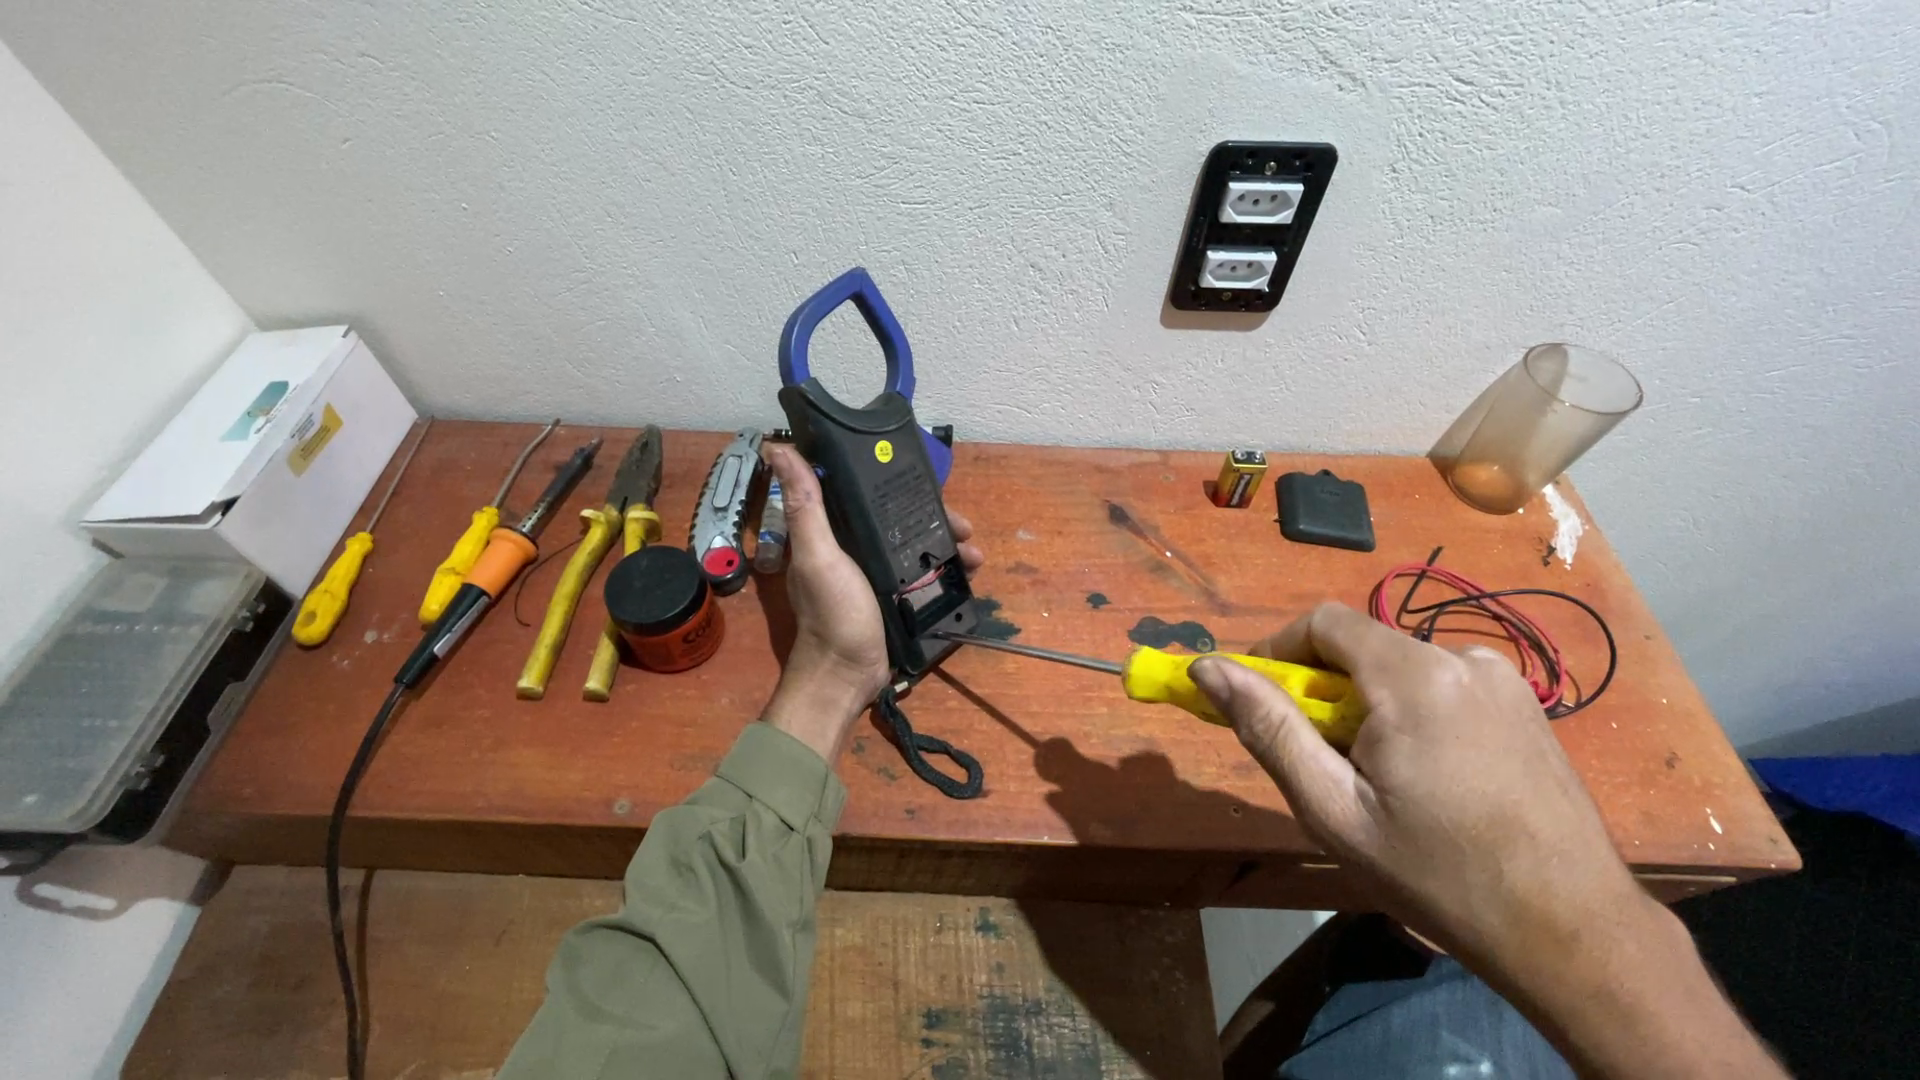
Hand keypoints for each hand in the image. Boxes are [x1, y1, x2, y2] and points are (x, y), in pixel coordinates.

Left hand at [760, 446, 983, 762]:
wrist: (848, 675)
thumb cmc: (832, 613)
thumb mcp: (819, 556)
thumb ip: (806, 507)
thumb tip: (777, 449)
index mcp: (834, 532)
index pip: (866, 495)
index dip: (894, 483)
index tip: (925, 480)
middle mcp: (856, 548)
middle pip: (901, 520)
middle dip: (935, 517)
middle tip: (962, 524)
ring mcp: (879, 574)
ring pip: (920, 546)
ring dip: (950, 544)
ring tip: (974, 551)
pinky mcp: (899, 596)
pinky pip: (929, 574)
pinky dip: (951, 570)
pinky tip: (971, 571)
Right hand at [1190, 603, 1644, 975]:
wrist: (1572, 931)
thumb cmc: (1437, 872)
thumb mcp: (1332, 808)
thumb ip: (1267, 727)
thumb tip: (1207, 668)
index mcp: (1414, 677)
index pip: (1323, 622)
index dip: (1278, 650)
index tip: (1258, 697)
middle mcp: (1463, 658)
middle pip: (1363, 646)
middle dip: (1324, 688)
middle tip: (1318, 757)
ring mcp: (1504, 680)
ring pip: (1401, 667)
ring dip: (1368, 703)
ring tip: (1375, 777)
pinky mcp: (1526, 705)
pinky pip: (1442, 685)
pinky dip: (1411, 712)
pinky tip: (1426, 776)